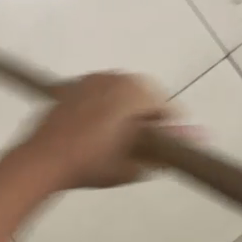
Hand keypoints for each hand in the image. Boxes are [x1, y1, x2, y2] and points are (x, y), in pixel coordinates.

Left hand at [19, 72, 170, 189]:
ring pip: (118, 91)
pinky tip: (96, 130)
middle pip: (142, 94)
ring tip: (119, 138)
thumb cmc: (92, 163)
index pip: (165, 106)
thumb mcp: (135, 163)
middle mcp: (112, 77)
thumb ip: (170, 148)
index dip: (167, 128)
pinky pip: (96, 93)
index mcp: (133, 90)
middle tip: (142, 143)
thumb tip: (199, 136)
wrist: (43, 160)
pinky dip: (102, 107)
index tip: (164, 147)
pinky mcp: (69, 87)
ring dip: (123, 109)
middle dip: (145, 115)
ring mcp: (88, 79)